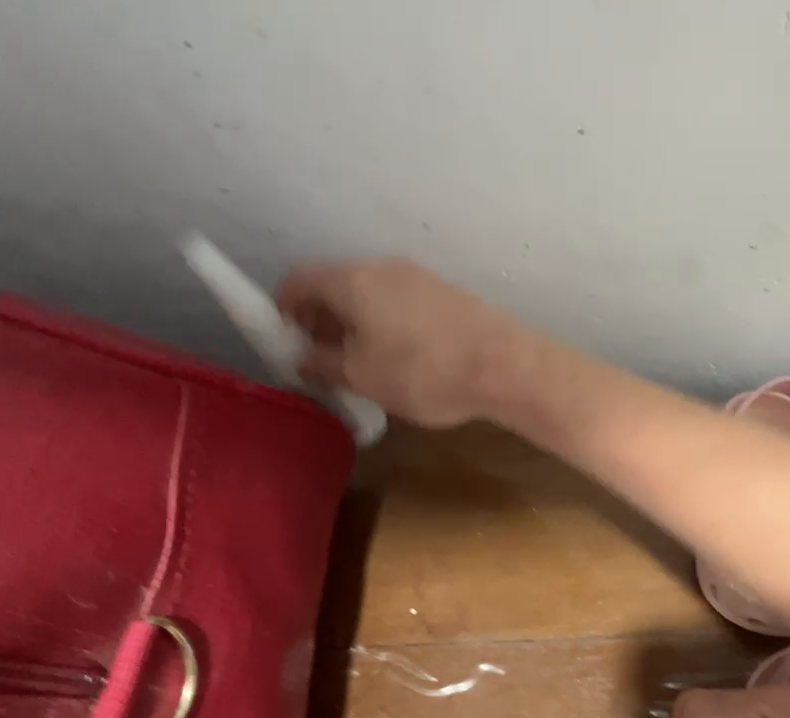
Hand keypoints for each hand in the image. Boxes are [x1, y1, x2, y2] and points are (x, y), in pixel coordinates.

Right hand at [275, 259, 529, 427]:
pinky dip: (388, 326)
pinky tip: (402, 361)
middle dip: (322, 320)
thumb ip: (323, 364)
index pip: (299, 279)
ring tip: (362, 366)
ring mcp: (422, 278)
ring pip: (372, 296)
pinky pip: (403, 305)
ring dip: (357, 325)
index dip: (283, 309)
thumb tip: (303, 357)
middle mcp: (385, 267)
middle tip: (322, 360)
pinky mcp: (449, 296)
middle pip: (337, 285)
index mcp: (353, 279)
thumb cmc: (424, 371)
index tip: (284, 341)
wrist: (507, 366)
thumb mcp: (363, 376)